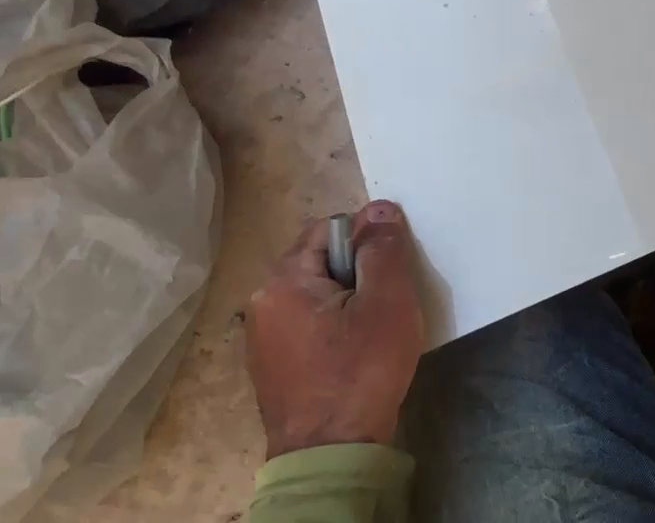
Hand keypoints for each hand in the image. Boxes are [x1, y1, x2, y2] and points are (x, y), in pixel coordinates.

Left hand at [247, 200, 424, 458]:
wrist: (332, 447)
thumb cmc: (362, 367)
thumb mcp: (387, 300)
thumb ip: (382, 249)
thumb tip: (378, 207)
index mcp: (282, 283)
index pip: (329, 230)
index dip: (368, 241)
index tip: (393, 268)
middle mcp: (262, 304)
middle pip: (324, 261)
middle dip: (362, 270)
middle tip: (392, 297)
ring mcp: (264, 337)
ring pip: (321, 291)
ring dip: (354, 297)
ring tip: (379, 324)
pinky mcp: (275, 362)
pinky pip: (314, 320)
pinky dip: (340, 322)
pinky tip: (360, 347)